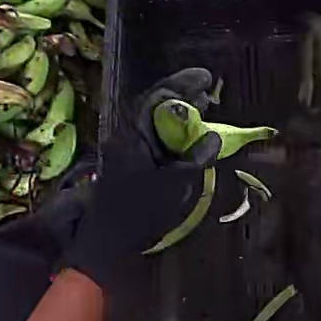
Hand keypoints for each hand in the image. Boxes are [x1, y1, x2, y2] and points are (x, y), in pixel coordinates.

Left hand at [61, 69, 215, 293]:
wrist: (108, 242)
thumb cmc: (140, 212)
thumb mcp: (175, 184)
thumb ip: (195, 158)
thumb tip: (213, 137)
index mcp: (133, 135)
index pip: (157, 98)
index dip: (182, 85)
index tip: (205, 78)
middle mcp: (127, 136)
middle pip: (156, 107)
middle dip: (183, 97)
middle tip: (209, 94)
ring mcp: (128, 150)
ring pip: (156, 123)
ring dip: (180, 115)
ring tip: (205, 110)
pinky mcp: (132, 163)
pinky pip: (155, 139)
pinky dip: (174, 134)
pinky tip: (191, 137)